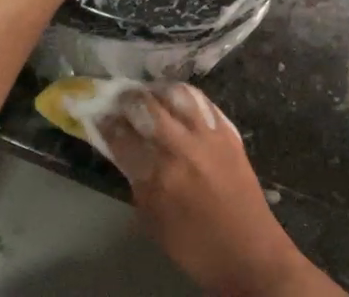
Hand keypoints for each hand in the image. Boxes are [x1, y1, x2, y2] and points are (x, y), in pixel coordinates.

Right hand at [99, 85, 337, 296]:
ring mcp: (208, 136)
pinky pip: (204, 102)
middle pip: (145, 105)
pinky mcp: (229, 134)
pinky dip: (186, 97)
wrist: (252, 257)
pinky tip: (177, 101)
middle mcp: (182, 147)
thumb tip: (123, 152)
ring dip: (156, 91)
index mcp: (159, 174)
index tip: (96, 116)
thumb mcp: (154, 221)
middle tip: (118, 101)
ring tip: (148, 96)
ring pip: (176, 94)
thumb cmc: (197, 248)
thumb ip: (136, 182)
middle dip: (125, 99)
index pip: (120, 136)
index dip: (104, 123)